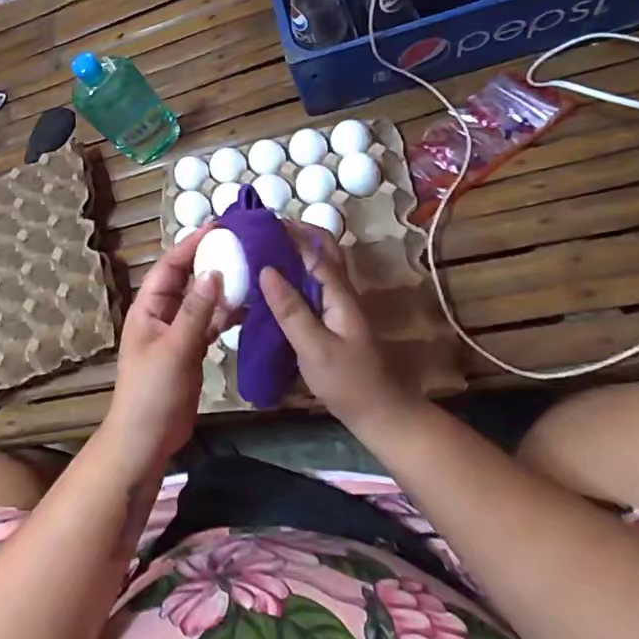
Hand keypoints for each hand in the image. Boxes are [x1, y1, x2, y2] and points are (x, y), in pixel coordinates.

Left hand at [103, 226, 230, 468]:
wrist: (146, 438)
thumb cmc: (152, 391)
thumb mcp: (175, 348)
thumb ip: (196, 311)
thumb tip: (215, 271)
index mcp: (149, 308)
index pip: (170, 266)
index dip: (191, 245)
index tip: (219, 227)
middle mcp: (162, 314)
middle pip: (187, 279)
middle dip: (211, 261)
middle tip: (243, 244)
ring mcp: (177, 333)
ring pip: (202, 301)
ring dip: (223, 288)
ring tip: (252, 270)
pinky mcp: (191, 351)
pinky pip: (210, 324)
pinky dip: (227, 315)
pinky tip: (248, 307)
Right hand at [258, 226, 420, 431]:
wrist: (381, 414)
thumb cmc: (349, 382)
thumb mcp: (314, 348)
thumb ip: (290, 309)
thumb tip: (266, 269)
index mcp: (339, 293)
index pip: (314, 249)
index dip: (289, 231)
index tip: (257, 224)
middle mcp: (340, 292)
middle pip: (320, 250)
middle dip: (292, 236)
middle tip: (257, 234)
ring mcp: (337, 306)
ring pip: (315, 268)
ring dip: (290, 255)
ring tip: (257, 254)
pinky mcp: (330, 320)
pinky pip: (309, 289)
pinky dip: (290, 279)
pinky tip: (268, 288)